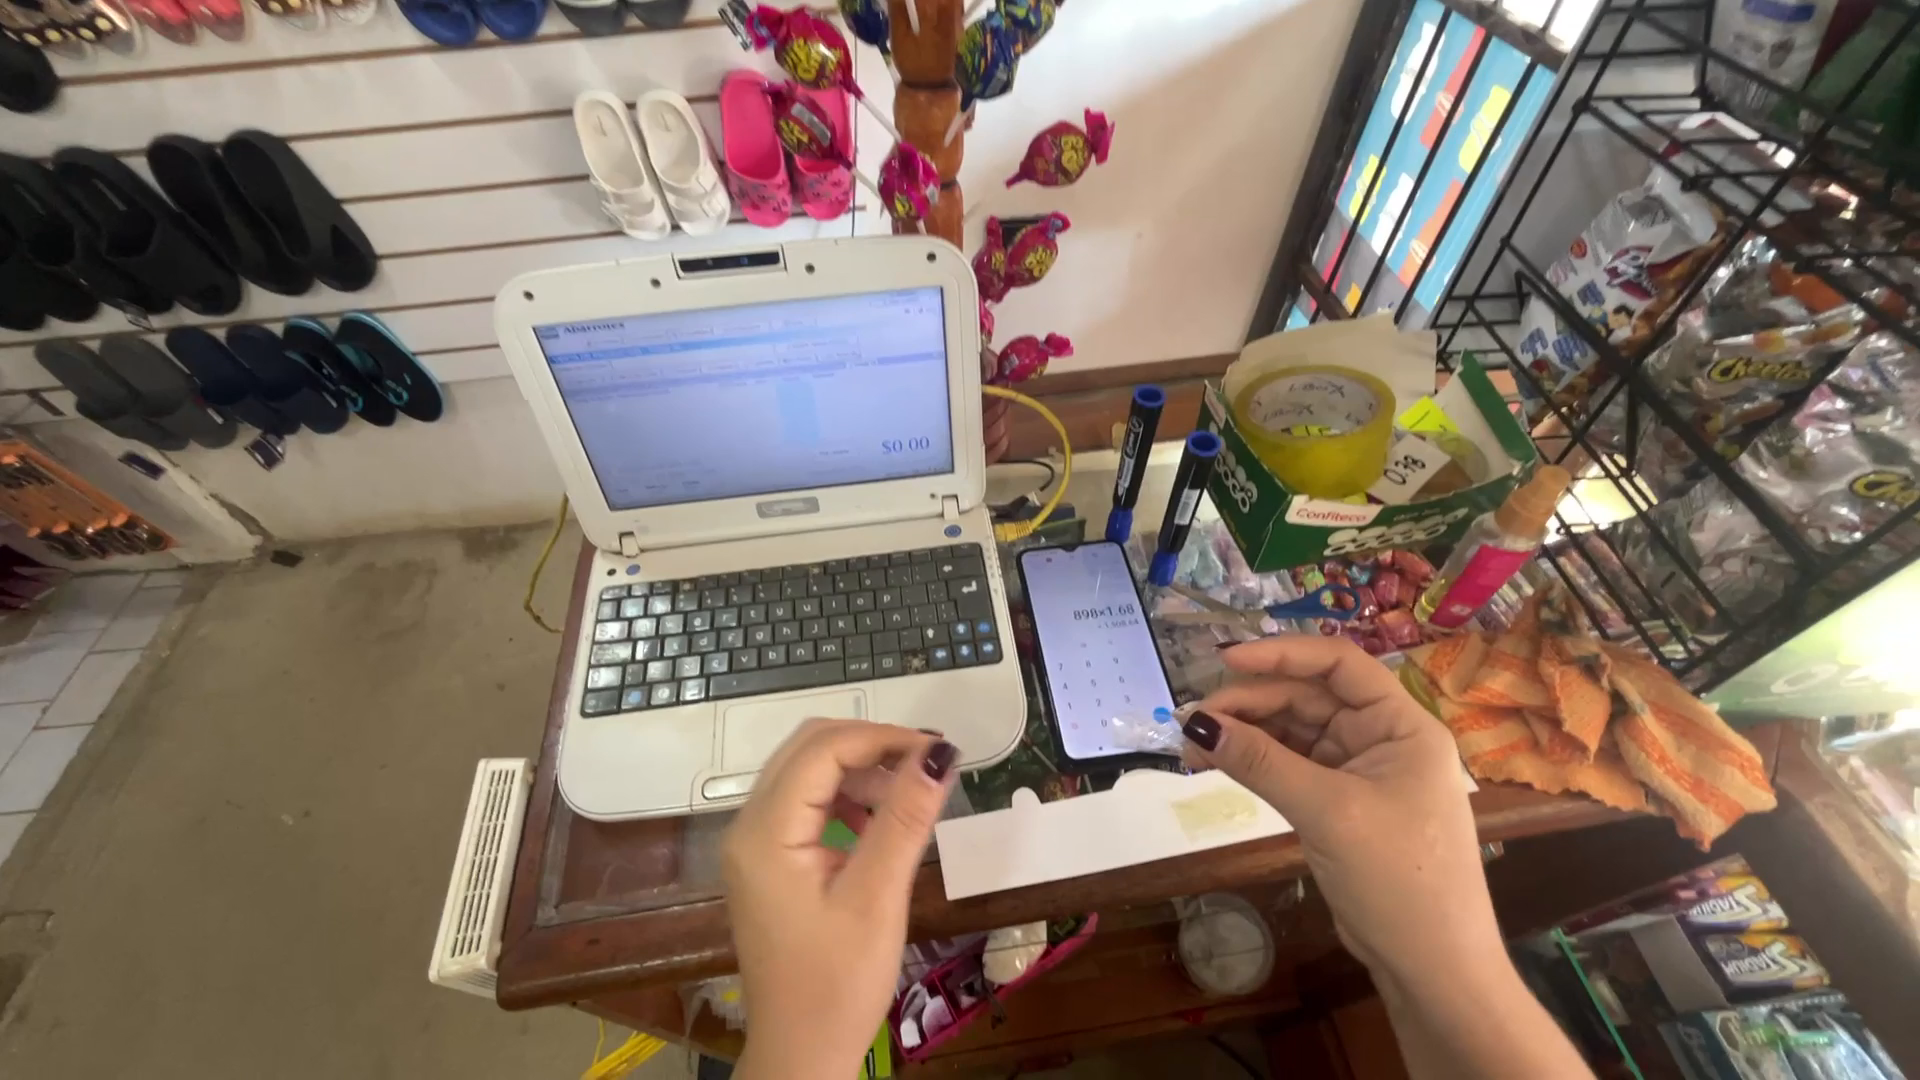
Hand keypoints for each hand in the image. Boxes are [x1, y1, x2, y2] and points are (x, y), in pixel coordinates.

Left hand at [723, 719, 957, 1079]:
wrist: (801, 1055)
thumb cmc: (838, 985)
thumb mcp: (877, 898)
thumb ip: (904, 818)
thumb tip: (939, 753)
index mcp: (765, 832)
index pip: (823, 749)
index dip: (882, 738)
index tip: (937, 750)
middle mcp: (749, 825)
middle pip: (809, 748)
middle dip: (870, 745)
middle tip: (925, 763)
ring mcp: (755, 841)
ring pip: (808, 769)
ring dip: (860, 769)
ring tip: (908, 794)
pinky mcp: (768, 857)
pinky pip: (806, 800)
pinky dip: (845, 795)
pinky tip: (877, 820)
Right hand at [1180, 637, 1499, 982]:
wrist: (1433, 971)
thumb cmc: (1399, 879)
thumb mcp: (1327, 811)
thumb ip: (1260, 761)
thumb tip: (1195, 724)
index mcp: (1401, 725)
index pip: (1339, 665)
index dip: (1282, 654)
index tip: (1226, 660)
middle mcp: (1381, 737)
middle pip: (1306, 697)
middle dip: (1249, 703)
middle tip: (1194, 722)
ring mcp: (1357, 769)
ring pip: (1290, 730)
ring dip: (1243, 732)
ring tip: (1194, 746)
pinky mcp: (1336, 799)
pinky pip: (1287, 763)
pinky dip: (1252, 760)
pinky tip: (1216, 762)